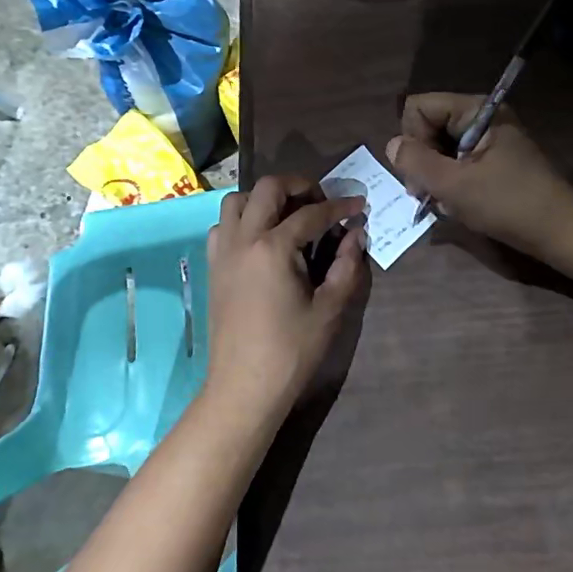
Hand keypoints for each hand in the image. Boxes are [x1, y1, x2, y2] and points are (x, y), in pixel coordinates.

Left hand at [206, 177, 365, 418]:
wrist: (243, 385)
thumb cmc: (291, 351)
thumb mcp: (328, 309)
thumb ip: (346, 266)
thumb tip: (356, 235)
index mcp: (273, 247)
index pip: (311, 214)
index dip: (340, 207)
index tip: (359, 205)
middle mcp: (243, 238)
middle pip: (268, 188)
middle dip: (298, 186)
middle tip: (321, 203)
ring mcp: (223, 250)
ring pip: (237, 200)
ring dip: (264, 199)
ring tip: (288, 216)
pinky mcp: (212, 265)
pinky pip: (222, 226)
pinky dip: (242, 220)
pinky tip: (260, 239)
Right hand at [385, 93, 572, 258]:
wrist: (559, 232)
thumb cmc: (507, 205)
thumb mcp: (454, 185)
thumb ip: (416, 161)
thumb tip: (392, 145)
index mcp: (476, 111)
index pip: (418, 107)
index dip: (412, 138)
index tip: (424, 171)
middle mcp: (482, 117)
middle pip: (427, 125)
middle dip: (421, 159)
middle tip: (427, 194)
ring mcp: (488, 138)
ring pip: (439, 146)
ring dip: (433, 175)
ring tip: (443, 202)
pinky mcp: (493, 158)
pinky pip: (455, 160)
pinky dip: (449, 181)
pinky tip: (455, 203)